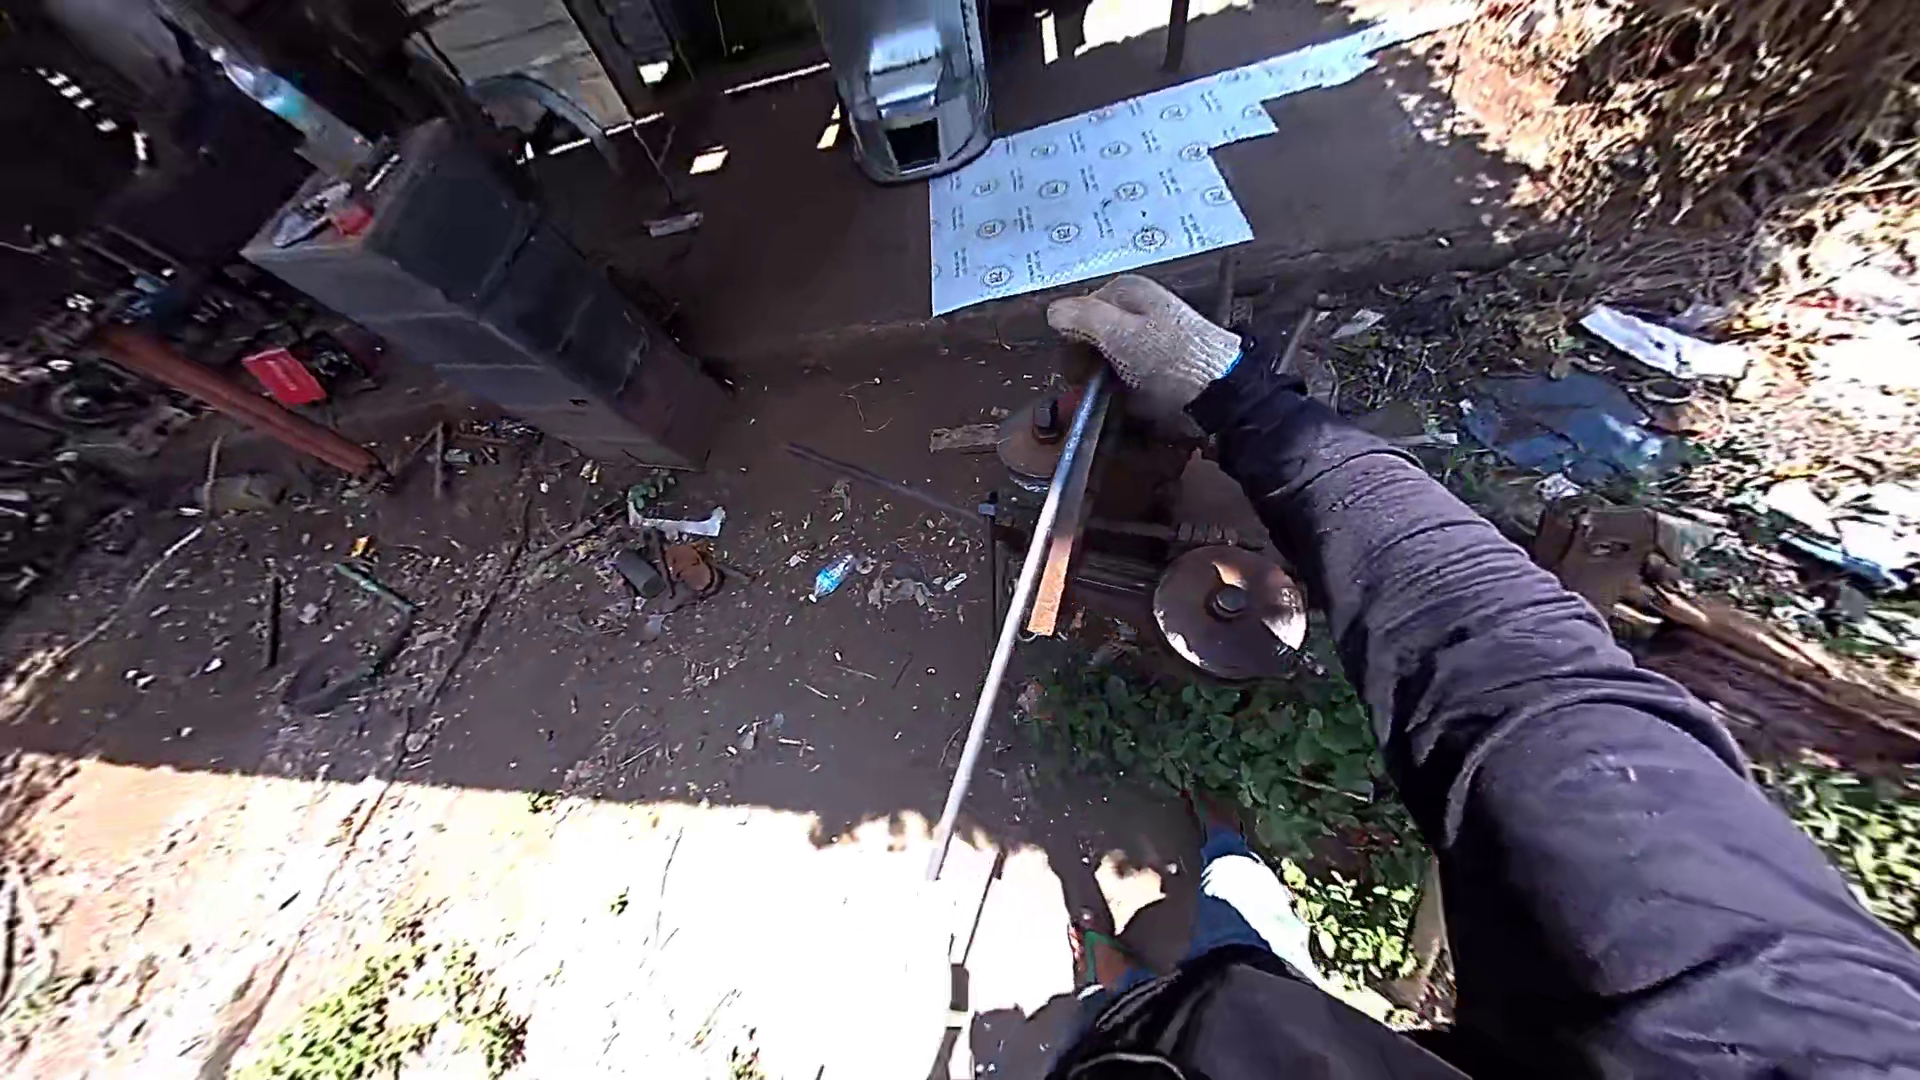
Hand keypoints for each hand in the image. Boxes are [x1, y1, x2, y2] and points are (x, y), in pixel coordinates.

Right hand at [1047, 274, 1241, 418]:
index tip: (1079, 369)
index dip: (1072, 343)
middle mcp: (1134, 306)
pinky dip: (1118, 385)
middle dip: (1086, 363)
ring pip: (1103, 356)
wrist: (1217, 387)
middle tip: (1094, 384)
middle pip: (1088, 335)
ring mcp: (1145, 333)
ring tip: (1114, 393)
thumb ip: (1082, 318)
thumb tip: (1051, 311)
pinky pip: (1122, 371)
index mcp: (1124, 290)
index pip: (1075, 314)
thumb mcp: (1119, 334)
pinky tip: (1127, 397)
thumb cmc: (1168, 357)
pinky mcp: (1155, 359)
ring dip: (1101, 379)